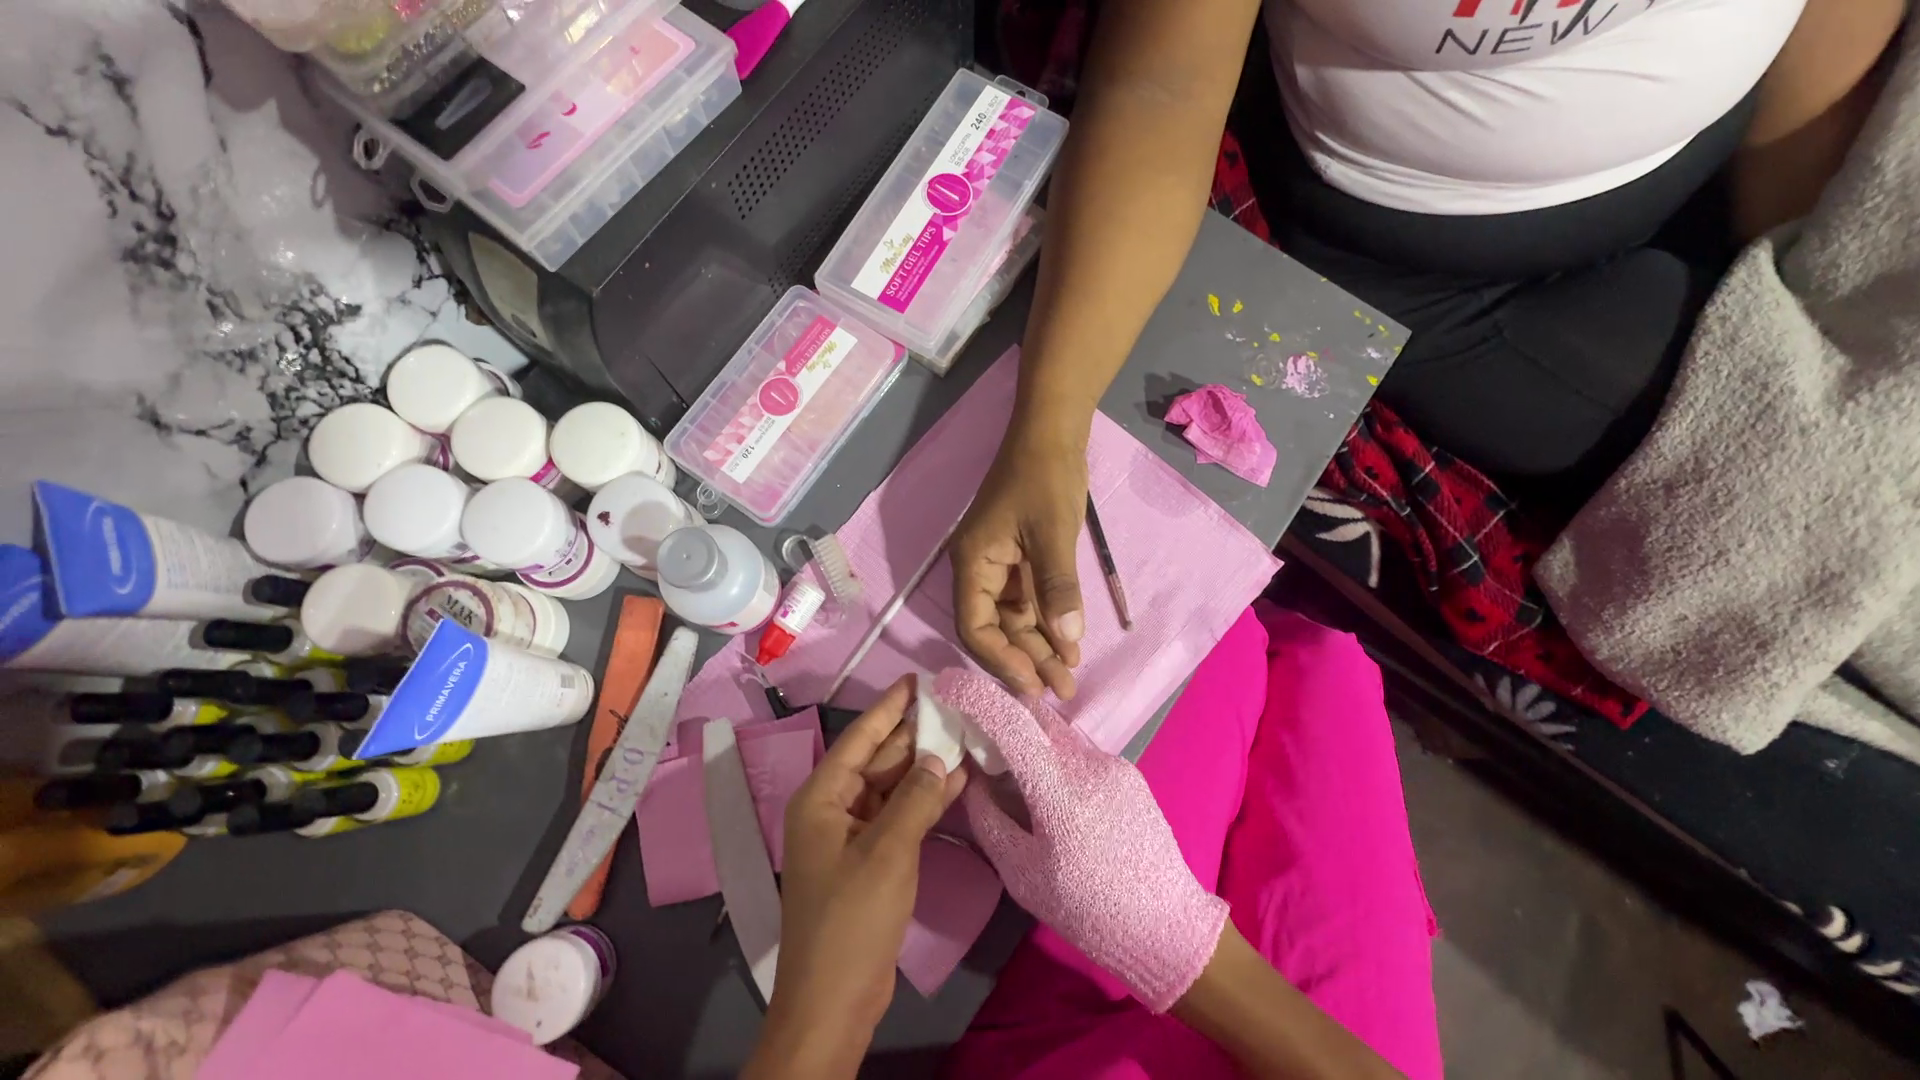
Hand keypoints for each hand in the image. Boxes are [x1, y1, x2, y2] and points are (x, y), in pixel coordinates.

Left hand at [743, 677, 966, 1079]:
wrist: (834, 998)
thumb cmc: (852, 918)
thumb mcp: (886, 853)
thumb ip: (915, 800)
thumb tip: (940, 759)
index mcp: (822, 798)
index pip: (860, 739)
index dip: (889, 708)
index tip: (916, 679)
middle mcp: (833, 809)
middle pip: (877, 760)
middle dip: (913, 734)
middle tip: (953, 704)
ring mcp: (852, 836)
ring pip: (892, 787)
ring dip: (924, 767)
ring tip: (964, 734)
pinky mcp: (871, 860)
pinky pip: (899, 816)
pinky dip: (925, 801)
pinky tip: (957, 781)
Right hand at [937, 669, 1228, 1012]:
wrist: (1164, 924)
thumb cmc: (1086, 908)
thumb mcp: (1021, 873)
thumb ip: (988, 818)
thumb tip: (973, 778)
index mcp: (1060, 788)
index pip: (1011, 721)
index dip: (974, 695)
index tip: (944, 682)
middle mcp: (1089, 761)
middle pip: (1034, 713)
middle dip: (998, 709)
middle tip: (971, 729)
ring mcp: (1114, 763)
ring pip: (1057, 730)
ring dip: (1026, 734)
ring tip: (1006, 766)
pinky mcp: (1128, 773)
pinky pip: (1077, 749)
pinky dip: (1051, 753)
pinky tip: (1045, 788)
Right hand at [951, 425, 1088, 698]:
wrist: (1052, 433)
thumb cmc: (1044, 477)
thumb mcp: (1053, 533)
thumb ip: (1057, 588)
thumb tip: (1066, 641)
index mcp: (973, 563)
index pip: (974, 626)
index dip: (1000, 660)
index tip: (1032, 684)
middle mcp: (981, 571)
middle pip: (997, 629)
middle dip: (1028, 660)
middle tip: (1061, 691)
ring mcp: (1001, 567)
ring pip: (1016, 619)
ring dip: (1041, 646)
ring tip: (1069, 678)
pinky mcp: (1021, 561)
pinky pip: (1030, 602)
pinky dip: (1049, 623)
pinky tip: (1069, 646)